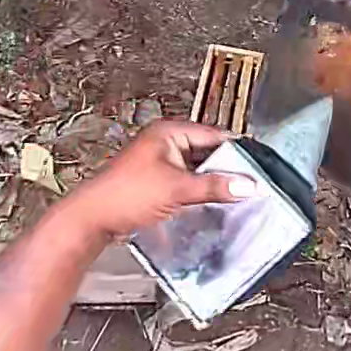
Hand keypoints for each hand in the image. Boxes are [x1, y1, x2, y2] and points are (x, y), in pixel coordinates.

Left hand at [55, 120, 256, 238]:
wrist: (93, 218)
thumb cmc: (124, 194)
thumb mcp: (177, 189)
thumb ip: (214, 186)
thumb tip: (246, 184)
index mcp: (169, 132)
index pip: (214, 134)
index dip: (237, 149)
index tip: (257, 164)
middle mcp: (165, 142)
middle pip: (207, 152)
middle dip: (225, 167)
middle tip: (248, 182)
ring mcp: (160, 161)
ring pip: (197, 168)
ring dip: (211, 180)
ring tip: (233, 193)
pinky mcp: (157, 180)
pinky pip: (186, 181)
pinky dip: (198, 189)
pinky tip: (209, 201)